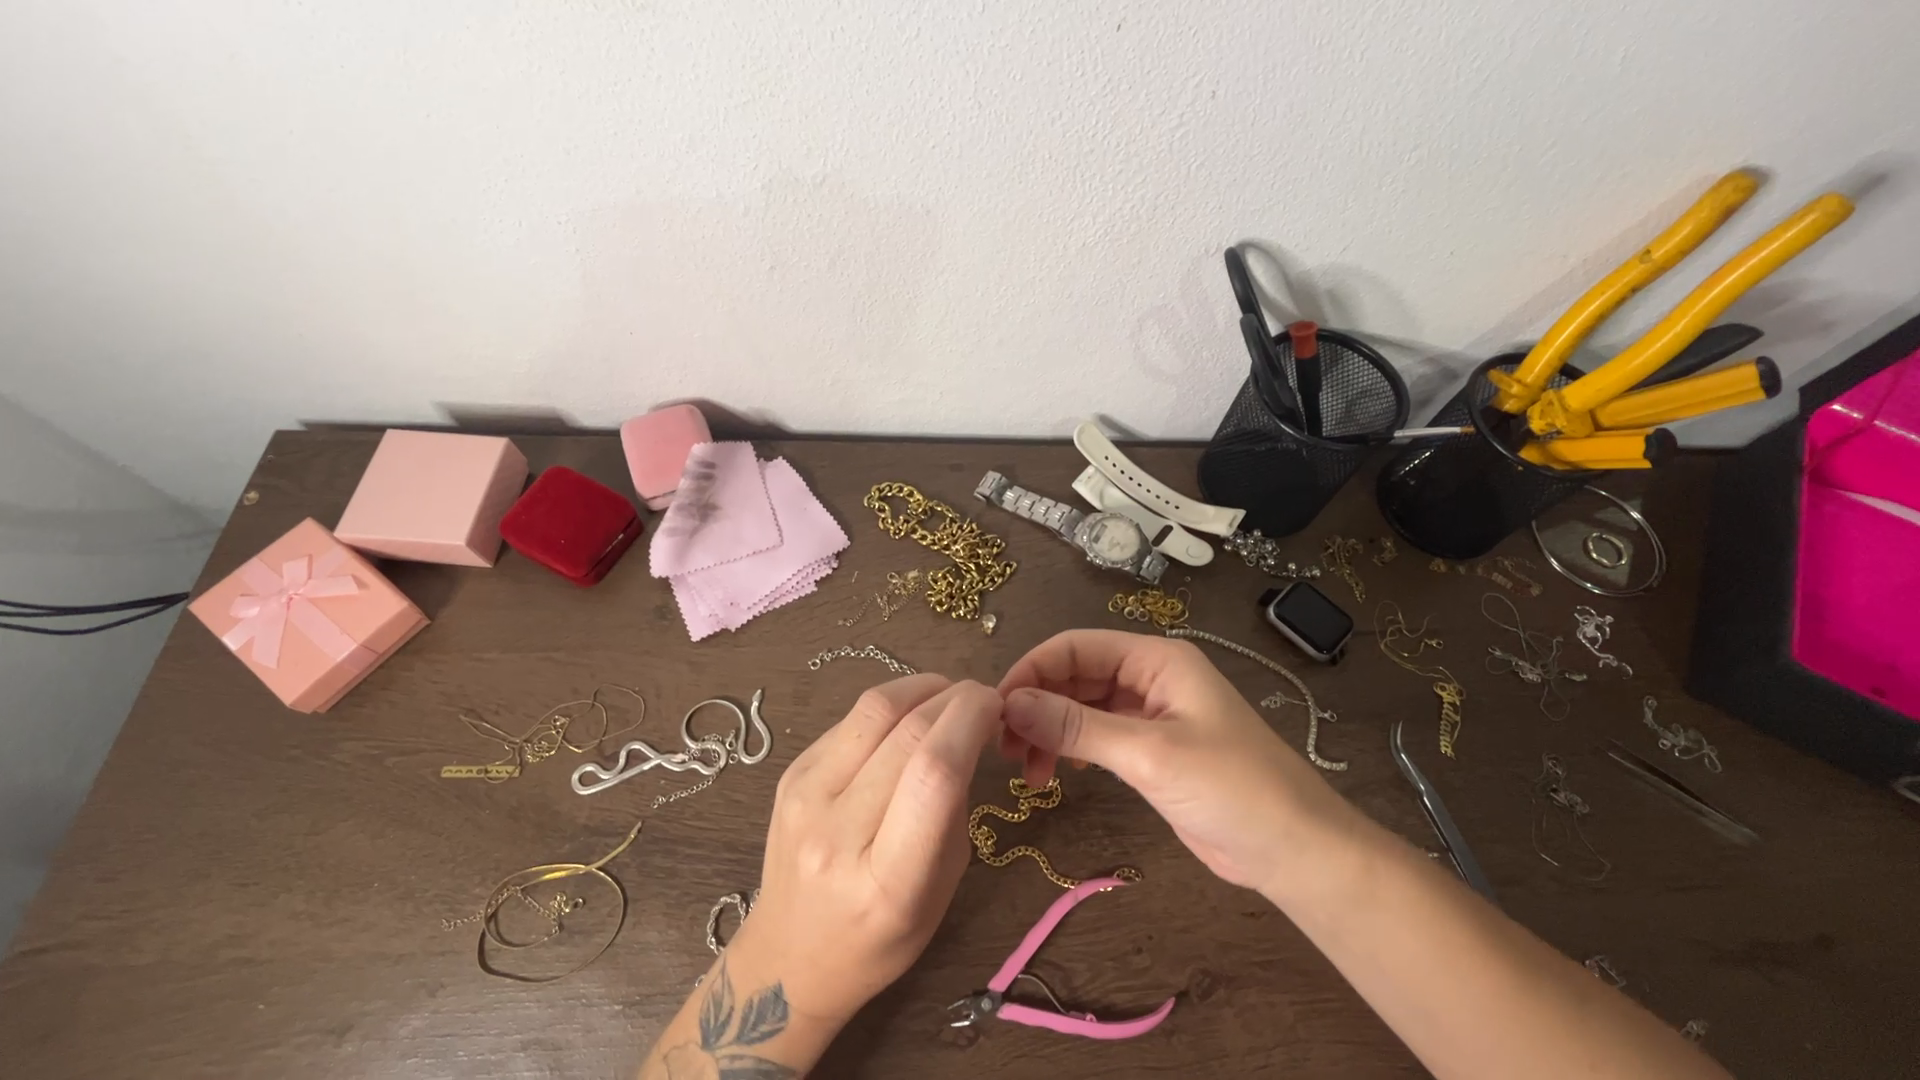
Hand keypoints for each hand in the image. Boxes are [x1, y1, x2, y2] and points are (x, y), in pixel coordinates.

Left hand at [725, 675, 1001, 1023]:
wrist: (789, 956)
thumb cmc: (880, 937)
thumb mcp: (940, 888)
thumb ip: (953, 810)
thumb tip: (968, 731)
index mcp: (887, 880)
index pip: (933, 774)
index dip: (970, 721)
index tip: (997, 708)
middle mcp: (836, 833)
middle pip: (907, 731)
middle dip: (956, 698)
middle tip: (983, 699)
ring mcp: (804, 798)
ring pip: (873, 709)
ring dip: (923, 688)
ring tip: (948, 695)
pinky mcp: (789, 774)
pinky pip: (850, 720)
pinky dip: (891, 706)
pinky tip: (908, 718)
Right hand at [997, 629, 1343, 891]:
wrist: (1294, 851)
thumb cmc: (1233, 789)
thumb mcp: (1150, 754)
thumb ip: (1078, 726)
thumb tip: (1009, 702)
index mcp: (1157, 659)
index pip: (1076, 647)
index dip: (1032, 671)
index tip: (995, 710)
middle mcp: (1151, 678)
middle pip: (1075, 675)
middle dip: (1036, 705)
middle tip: (1004, 749)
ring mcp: (1151, 715)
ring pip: (1082, 707)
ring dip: (1049, 731)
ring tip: (1027, 772)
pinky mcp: (1151, 751)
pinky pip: (1096, 736)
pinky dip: (1070, 749)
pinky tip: (1055, 773)